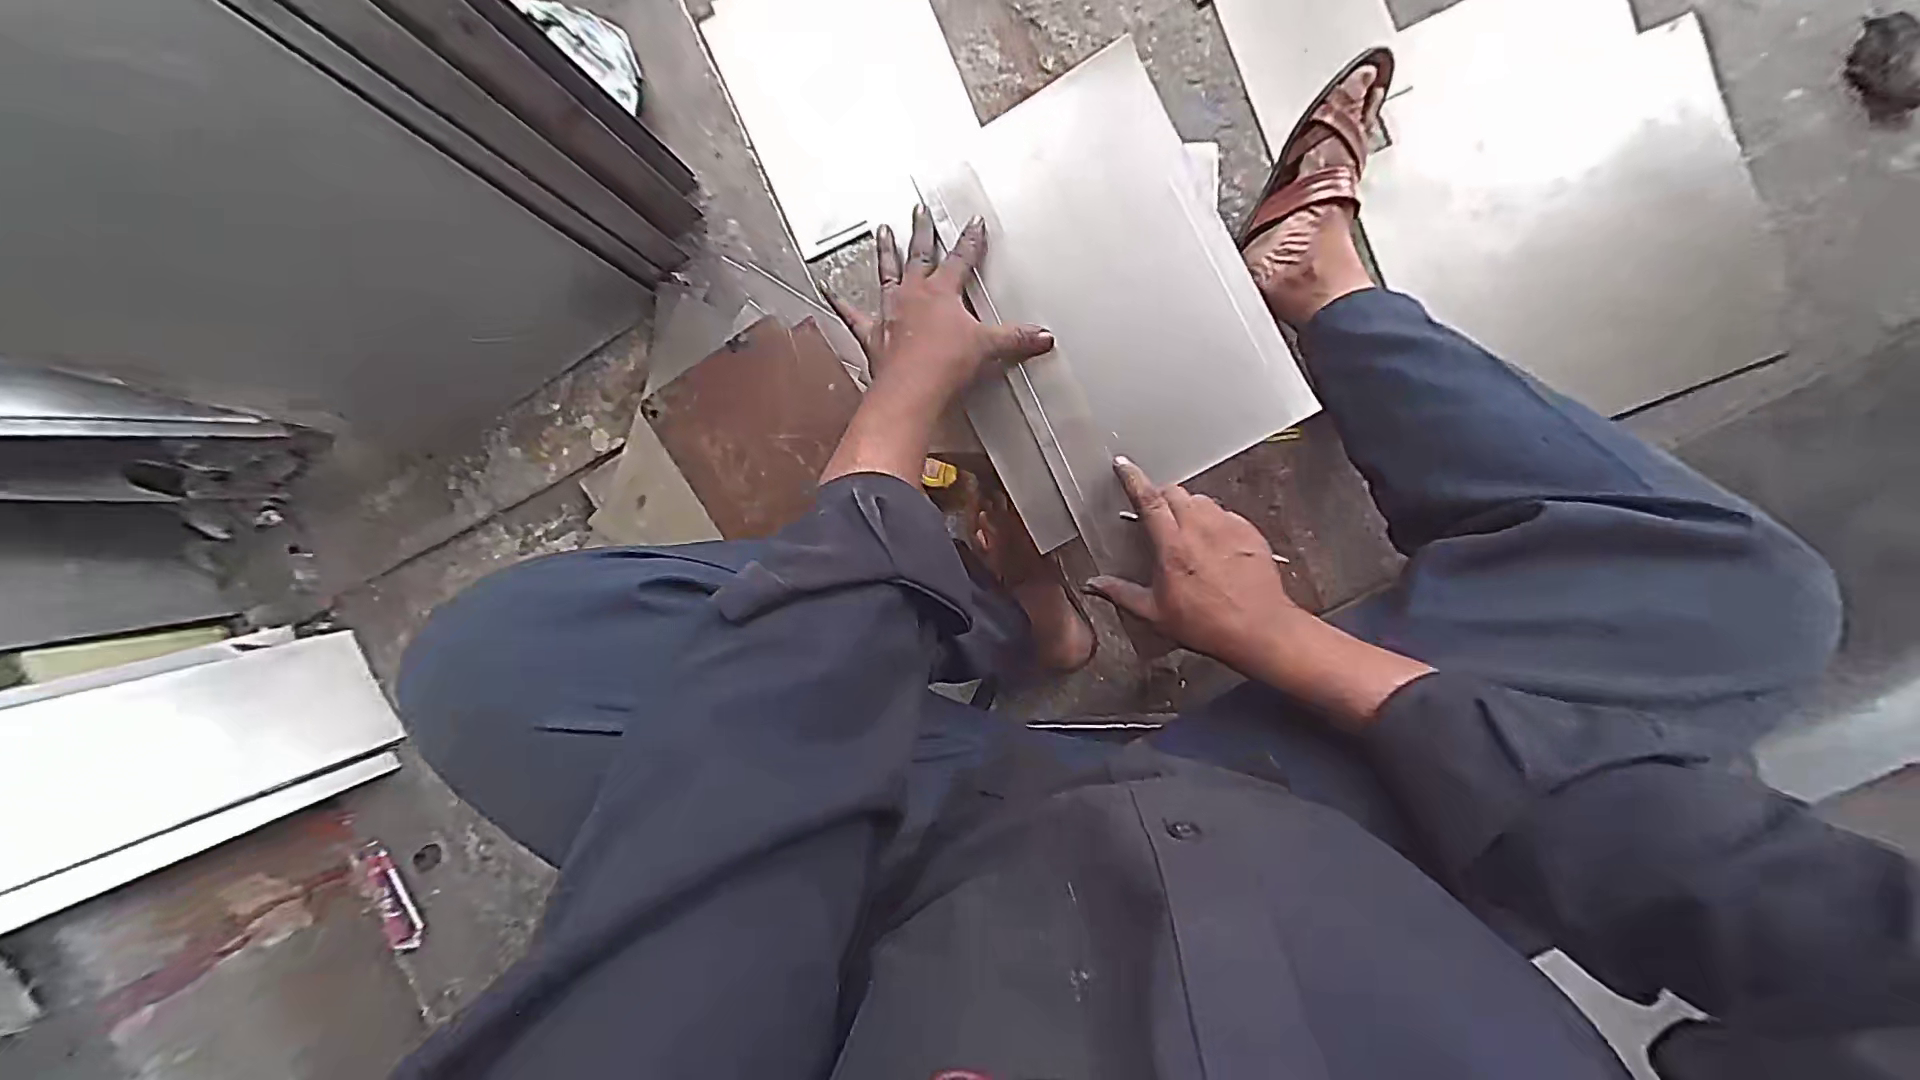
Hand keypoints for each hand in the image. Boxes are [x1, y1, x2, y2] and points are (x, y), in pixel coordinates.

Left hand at [825, 205, 1053, 412]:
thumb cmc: (945, 365)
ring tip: (883, 231)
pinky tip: (826, 287)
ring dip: (886, 251)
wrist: (912, 388)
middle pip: (920, 255)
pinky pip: (852, 314)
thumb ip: (1015, 340)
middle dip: (922, 231)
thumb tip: (1044, 338)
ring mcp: (890, 311)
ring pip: (887, 272)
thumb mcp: (987, 348)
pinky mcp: (872, 333)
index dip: (971, 241)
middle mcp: (914, 294)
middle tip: (918, 210)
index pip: (961, 259)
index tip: (974, 223)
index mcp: (942, 292)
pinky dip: (839, 301)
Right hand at [1086, 457, 1304, 672]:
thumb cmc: (1209, 624)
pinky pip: (1226, 513)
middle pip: (1175, 492)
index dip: (1133, 479)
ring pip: (1201, 499)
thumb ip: (1121, 594)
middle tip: (1155, 511)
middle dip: (1161, 495)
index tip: (1124, 467)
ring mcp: (1228, 529)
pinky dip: (1214, 520)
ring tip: (1185, 528)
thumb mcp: (1155, 613)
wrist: (1259, 629)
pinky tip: (1212, 542)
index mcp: (1173, 547)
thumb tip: (1096, 586)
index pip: (1149, 500)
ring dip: (1187, 506)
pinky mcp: (1249, 534)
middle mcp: (1201, 530)